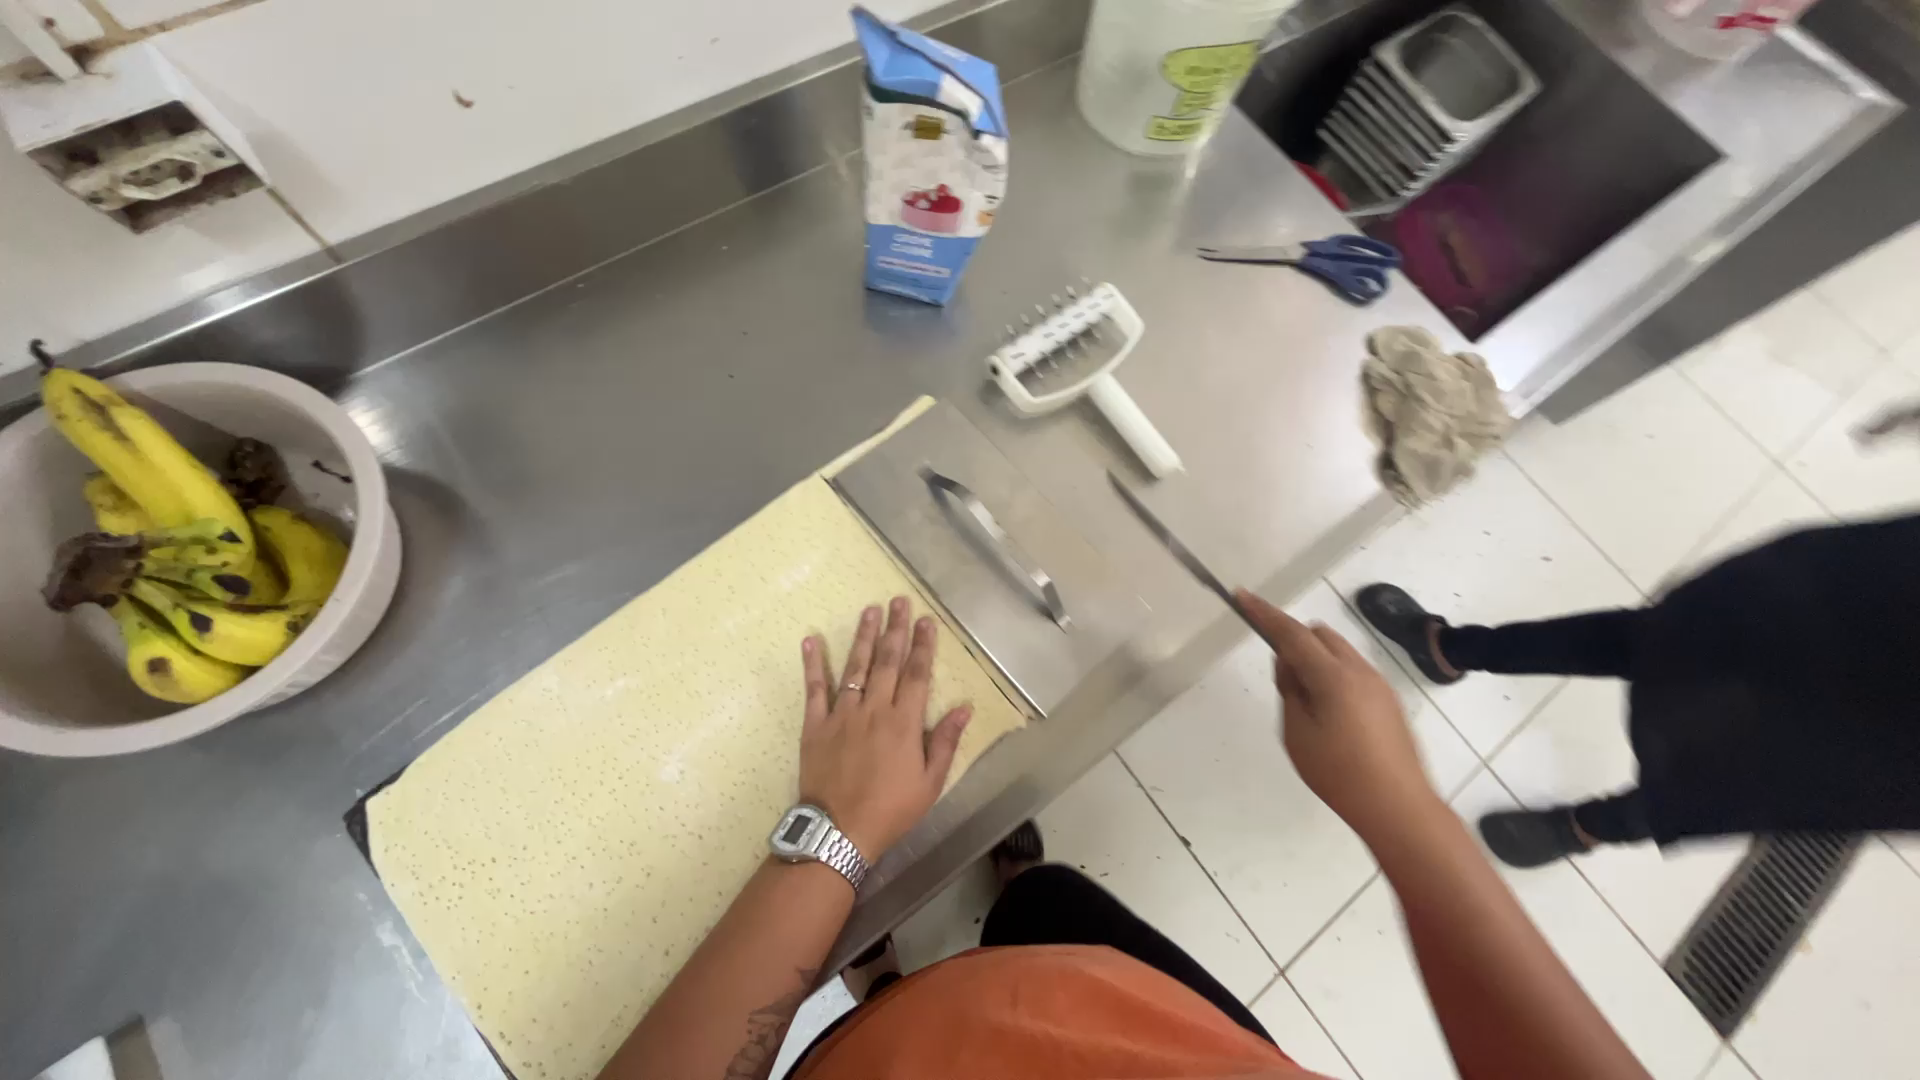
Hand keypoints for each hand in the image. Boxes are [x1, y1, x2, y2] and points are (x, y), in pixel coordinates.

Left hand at [798, 597, 971, 858]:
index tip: (927, 620)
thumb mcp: (930, 782)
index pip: (917, 674)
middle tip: (899, 601)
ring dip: (863, 636)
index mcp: (904, 722)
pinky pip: (814, 689)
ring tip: (869, 610)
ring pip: (855, 667)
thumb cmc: (891, 809)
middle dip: (895, 629)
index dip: (923, 645)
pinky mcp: (815, 725)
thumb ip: (945, 741)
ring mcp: (842, 714)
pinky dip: (813, 664)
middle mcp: (874, 709)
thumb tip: (964, 708)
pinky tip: (811, 640)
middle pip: (887, 661)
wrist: (839, 831)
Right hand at [1234, 588, 1440, 840]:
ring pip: (1338, 651)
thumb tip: (1289, 663)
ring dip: (1315, 657)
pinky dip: (1333, 673)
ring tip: (1306, 701)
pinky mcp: (1389, 700)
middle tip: (1280, 675)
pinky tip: (1330, 713)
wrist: (1398, 808)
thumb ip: (1289, 690)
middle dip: (1293, 638)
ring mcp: (1379, 684)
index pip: (1291, 633)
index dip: (1264, 613)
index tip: (1242, 596)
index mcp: (1332, 676)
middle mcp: (1359, 671)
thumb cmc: (1338, 773)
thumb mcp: (1296, 732)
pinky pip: (1353, 670)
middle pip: (1318, 634)